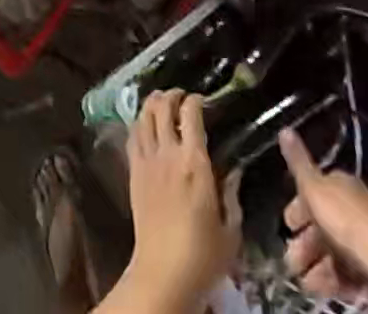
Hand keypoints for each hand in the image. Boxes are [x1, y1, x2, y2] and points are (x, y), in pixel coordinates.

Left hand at [121, 90, 242, 309]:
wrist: (163, 273)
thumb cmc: (203, 255)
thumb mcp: (231, 227)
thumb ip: (232, 193)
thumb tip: (234, 169)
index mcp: (196, 163)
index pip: (191, 114)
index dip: (196, 100)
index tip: (203, 100)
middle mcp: (168, 154)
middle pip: (162, 108)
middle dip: (171, 95)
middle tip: (181, 95)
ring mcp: (147, 162)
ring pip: (143, 117)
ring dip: (152, 103)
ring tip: (161, 100)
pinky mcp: (133, 174)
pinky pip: (132, 138)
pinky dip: (138, 123)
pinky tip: (144, 124)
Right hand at [279, 129, 367, 313]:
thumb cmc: (345, 222)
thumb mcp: (313, 188)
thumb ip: (297, 162)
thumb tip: (285, 129)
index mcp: (342, 184)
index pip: (314, 189)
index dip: (297, 207)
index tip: (286, 224)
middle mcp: (356, 205)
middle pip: (322, 221)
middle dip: (304, 242)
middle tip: (290, 261)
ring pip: (333, 247)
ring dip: (314, 264)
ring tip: (304, 282)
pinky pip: (348, 267)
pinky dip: (332, 277)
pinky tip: (321, 288)